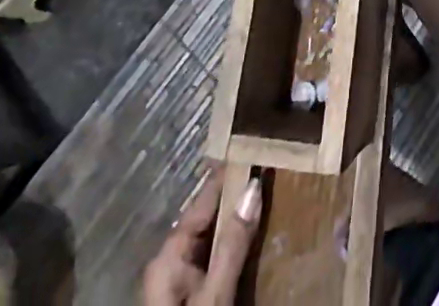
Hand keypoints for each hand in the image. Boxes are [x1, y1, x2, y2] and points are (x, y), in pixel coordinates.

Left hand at [140, 174, 262, 305]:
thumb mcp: (214, 293)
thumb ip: (233, 243)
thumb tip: (253, 187)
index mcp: (168, 255)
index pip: (203, 201)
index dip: (228, 174)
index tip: (254, 146)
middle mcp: (169, 261)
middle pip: (208, 217)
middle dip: (236, 194)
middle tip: (270, 168)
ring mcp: (177, 279)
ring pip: (213, 235)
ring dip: (238, 217)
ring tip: (270, 193)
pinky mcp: (188, 294)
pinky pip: (215, 255)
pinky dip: (235, 241)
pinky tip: (255, 235)